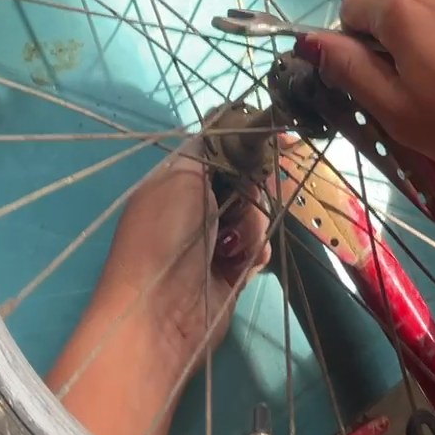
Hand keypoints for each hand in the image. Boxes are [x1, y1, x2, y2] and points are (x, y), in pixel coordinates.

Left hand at [97, 139, 271, 362]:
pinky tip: (240, 263)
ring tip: (230, 246)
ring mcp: (213, 239)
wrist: (159, 316)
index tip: (275, 137)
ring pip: (254, 213)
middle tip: (239, 201)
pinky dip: (254, 251)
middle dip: (250, 189)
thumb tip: (229, 118)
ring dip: (250, 226)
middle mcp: (195, 206)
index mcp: (176, 179)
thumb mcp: (179, 176)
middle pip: (243, 180)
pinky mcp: (231, 270)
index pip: (218, 150)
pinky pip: (258, 246)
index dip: (245, 144)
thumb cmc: (164, 237)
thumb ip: (209, 147)